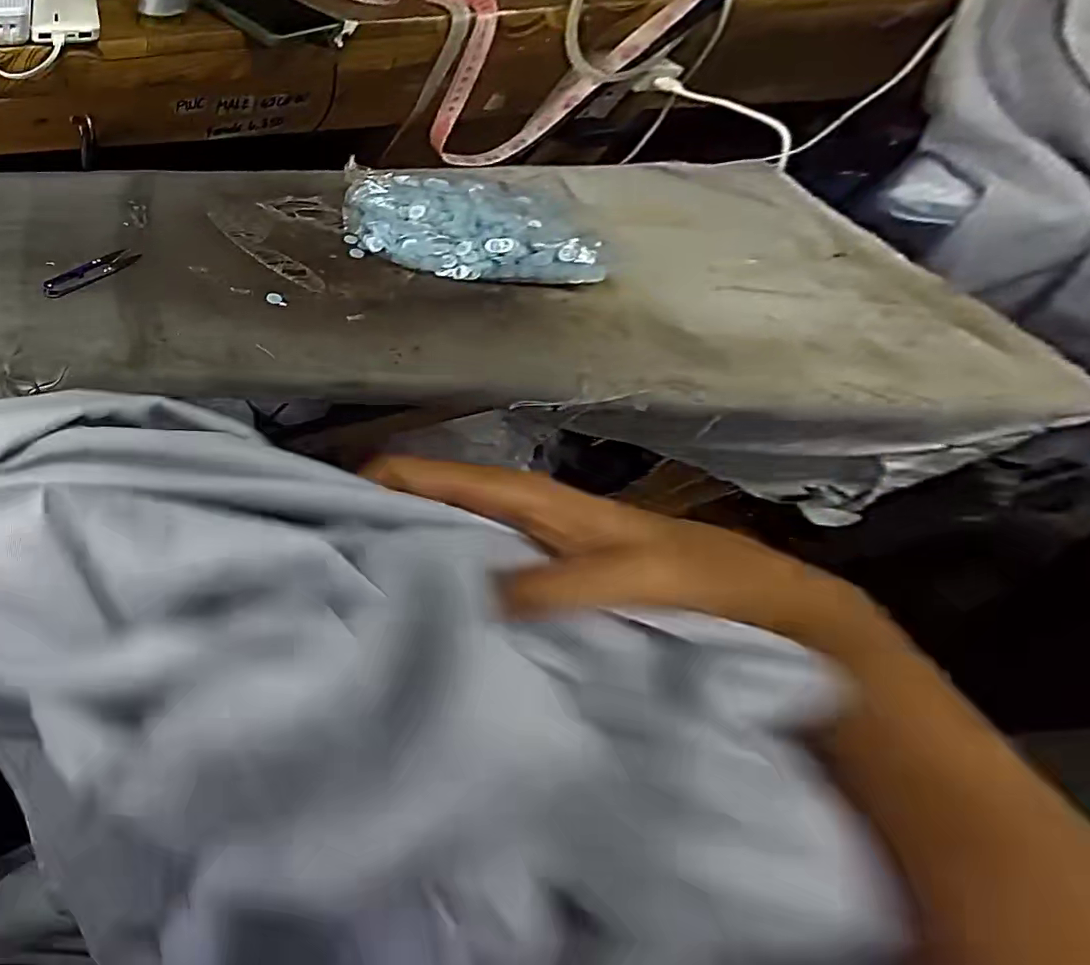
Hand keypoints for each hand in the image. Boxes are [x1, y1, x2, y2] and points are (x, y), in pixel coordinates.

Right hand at [363, 456, 903, 663]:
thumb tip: (463, 602)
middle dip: (376, 518)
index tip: (325, 508)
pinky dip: (437, 584)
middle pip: (422, 504)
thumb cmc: (699, 577)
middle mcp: (508, 516)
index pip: (427, 475)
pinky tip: (417, 615)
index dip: (374, 480)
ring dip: (403, 553)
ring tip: (357, 585)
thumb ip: (550, 586)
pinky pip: (466, 575)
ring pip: (440, 539)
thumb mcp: (628, 576)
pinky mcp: (529, 581)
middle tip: (329, 556)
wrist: (765, 608)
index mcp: (522, 497)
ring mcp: (517, 549)